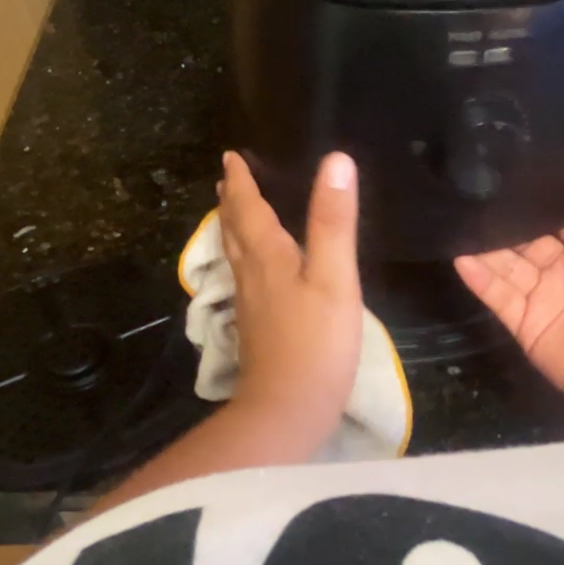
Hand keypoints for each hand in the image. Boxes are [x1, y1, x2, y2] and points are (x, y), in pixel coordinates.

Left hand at [218, 150, 363, 436]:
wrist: (287, 408)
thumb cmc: (316, 342)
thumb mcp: (334, 277)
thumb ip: (334, 222)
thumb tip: (335, 161)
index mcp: (267, 257)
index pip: (247, 209)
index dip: (241, 181)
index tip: (232, 156)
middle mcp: (251, 276)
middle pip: (234, 231)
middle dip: (232, 202)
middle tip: (228, 180)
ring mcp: (250, 305)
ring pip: (236, 256)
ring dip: (234, 229)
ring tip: (235, 215)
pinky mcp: (256, 329)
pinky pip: (245, 279)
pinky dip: (246, 259)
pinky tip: (255, 271)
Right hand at [454, 147, 563, 433]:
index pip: (563, 215)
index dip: (542, 195)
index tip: (514, 166)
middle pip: (529, 238)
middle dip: (507, 219)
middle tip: (474, 188)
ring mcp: (544, 298)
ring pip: (509, 265)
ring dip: (486, 245)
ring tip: (458, 217)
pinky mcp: (526, 325)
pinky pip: (500, 297)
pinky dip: (480, 279)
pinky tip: (460, 256)